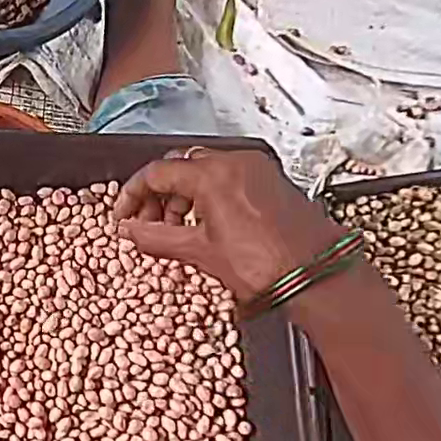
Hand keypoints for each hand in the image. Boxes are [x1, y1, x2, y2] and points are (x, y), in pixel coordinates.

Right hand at [112, 148, 345, 302]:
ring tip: (172, 227)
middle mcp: (236, 163)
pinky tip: (200, 224)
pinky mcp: (269, 182)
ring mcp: (255, 170)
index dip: (131, 195)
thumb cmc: (266, 264)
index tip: (123, 214)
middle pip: (178, 167)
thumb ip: (155, 237)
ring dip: (179, 195)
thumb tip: (130, 230)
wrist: (317, 277)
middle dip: (156, 195)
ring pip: (202, 170)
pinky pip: (225, 177)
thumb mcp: (197, 252)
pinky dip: (204, 195)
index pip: (156, 173)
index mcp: (213, 174)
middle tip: (145, 222)